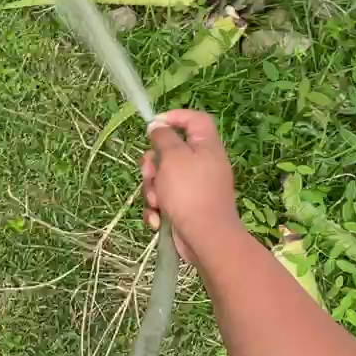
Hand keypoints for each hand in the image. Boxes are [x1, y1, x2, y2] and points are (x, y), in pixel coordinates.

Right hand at [140, 109, 245, 262]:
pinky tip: (157, 218)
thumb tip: (157, 126)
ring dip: (152, 188)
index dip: (174, 117)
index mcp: (206, 148)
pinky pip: (164, 199)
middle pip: (170, 151)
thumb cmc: (190, 191)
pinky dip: (157, 208)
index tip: (153, 125)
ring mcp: (194, 188)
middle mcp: (202, 165)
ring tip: (156, 201)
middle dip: (152, 163)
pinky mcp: (185, 208)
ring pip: (162, 177)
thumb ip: (163, 137)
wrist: (205, 238)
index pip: (195, 120)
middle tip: (149, 172)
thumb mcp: (173, 157)